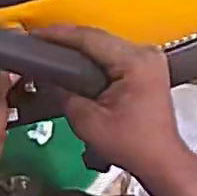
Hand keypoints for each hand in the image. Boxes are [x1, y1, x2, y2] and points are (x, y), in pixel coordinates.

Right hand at [31, 25, 193, 182]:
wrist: (160, 160)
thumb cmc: (134, 145)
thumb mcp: (86, 121)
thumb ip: (62, 93)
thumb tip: (46, 78)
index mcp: (135, 62)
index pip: (90, 38)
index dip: (58, 35)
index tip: (37, 35)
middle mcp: (145, 55)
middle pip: (97, 37)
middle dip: (66, 39)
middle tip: (39, 42)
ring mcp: (148, 59)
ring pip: (104, 43)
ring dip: (78, 47)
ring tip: (52, 49)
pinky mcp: (145, 67)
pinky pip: (112, 53)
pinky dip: (91, 56)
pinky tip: (74, 60)